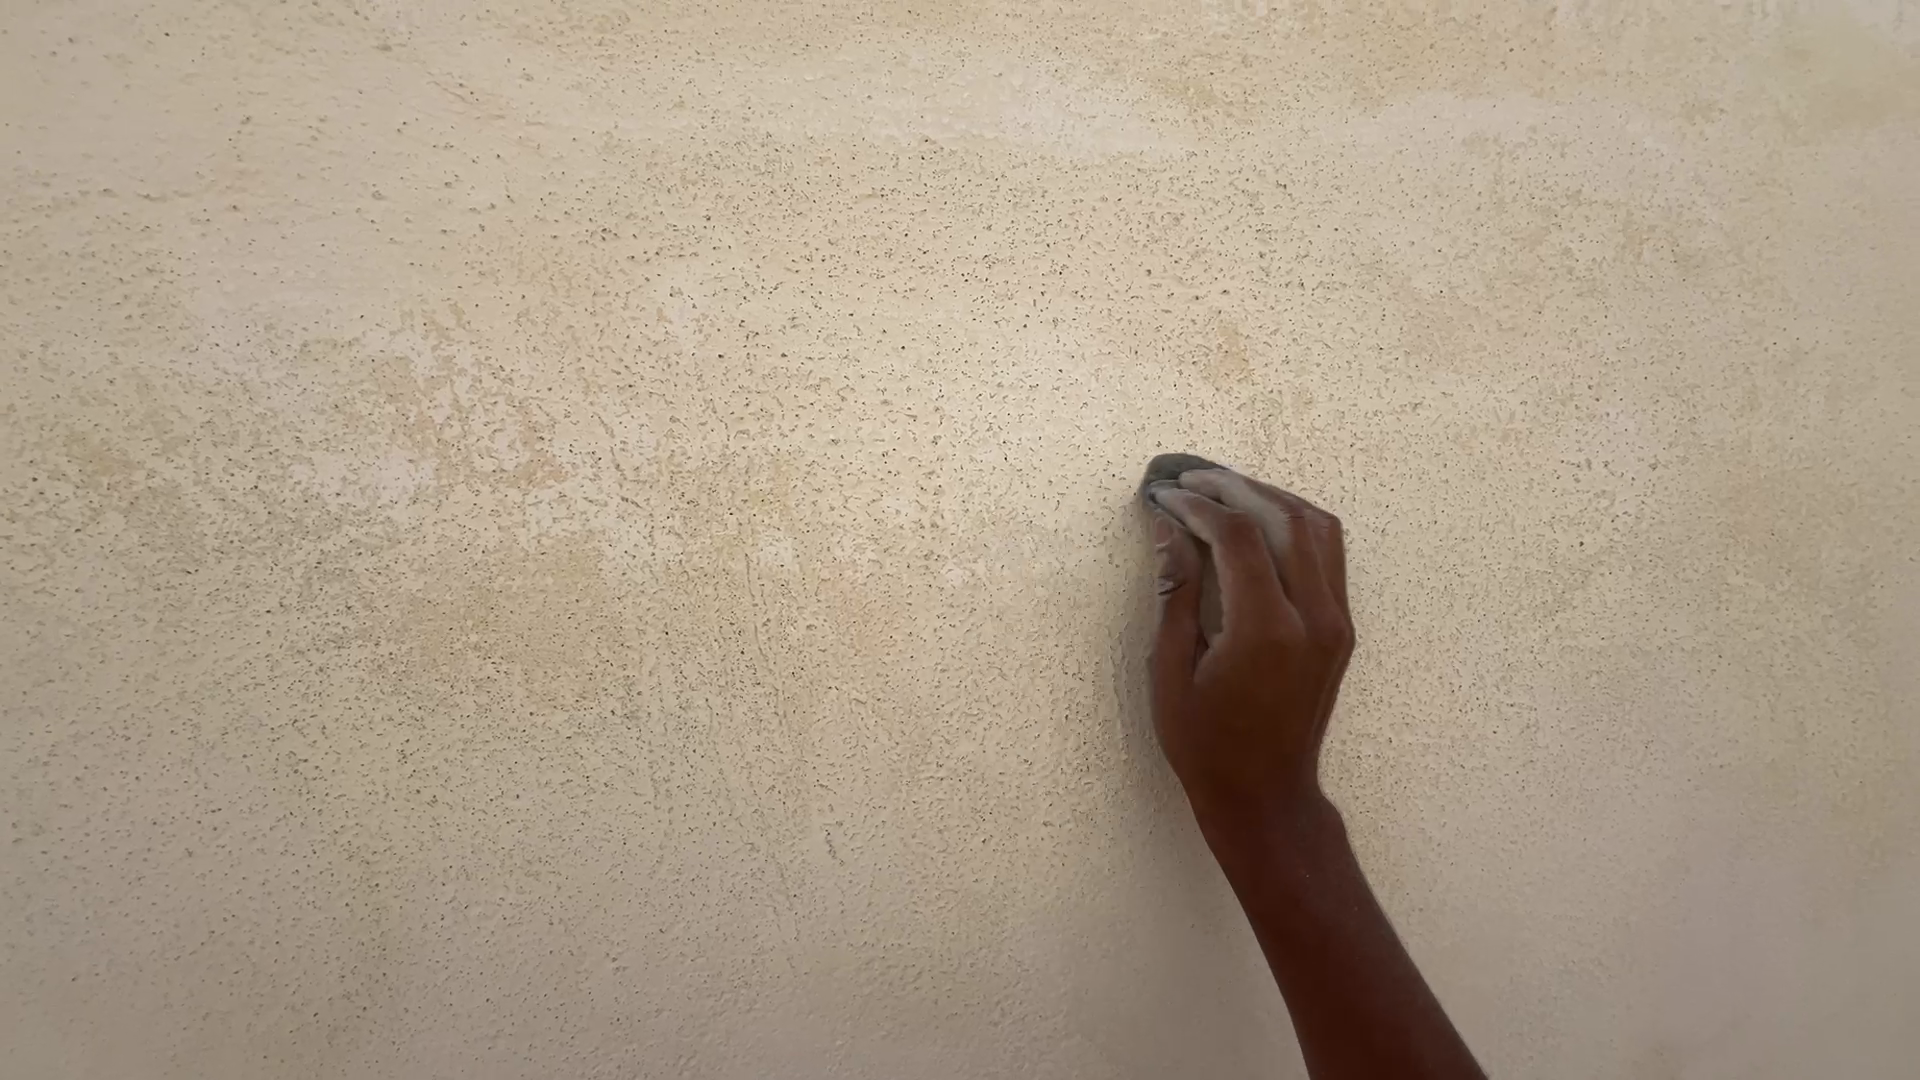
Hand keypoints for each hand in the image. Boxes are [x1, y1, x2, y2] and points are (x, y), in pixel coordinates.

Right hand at [1145, 466, 1353, 838]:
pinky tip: (1257, 520)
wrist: (1265, 793)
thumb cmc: (1204, 742)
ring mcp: (1337, 620)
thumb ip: (1174, 592)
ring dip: (1268, 496)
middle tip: (1188, 479)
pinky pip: (1327, 551)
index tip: (1162, 496)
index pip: (1237, 535)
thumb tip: (1167, 529)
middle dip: (1231, 487)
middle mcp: (1315, 616)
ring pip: (1316, 526)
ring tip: (1221, 490)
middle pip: (1282, 518)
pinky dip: (1292, 521)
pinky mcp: (1342, 626)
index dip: (1196, 505)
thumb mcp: (1169, 669)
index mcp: (1267, 630)